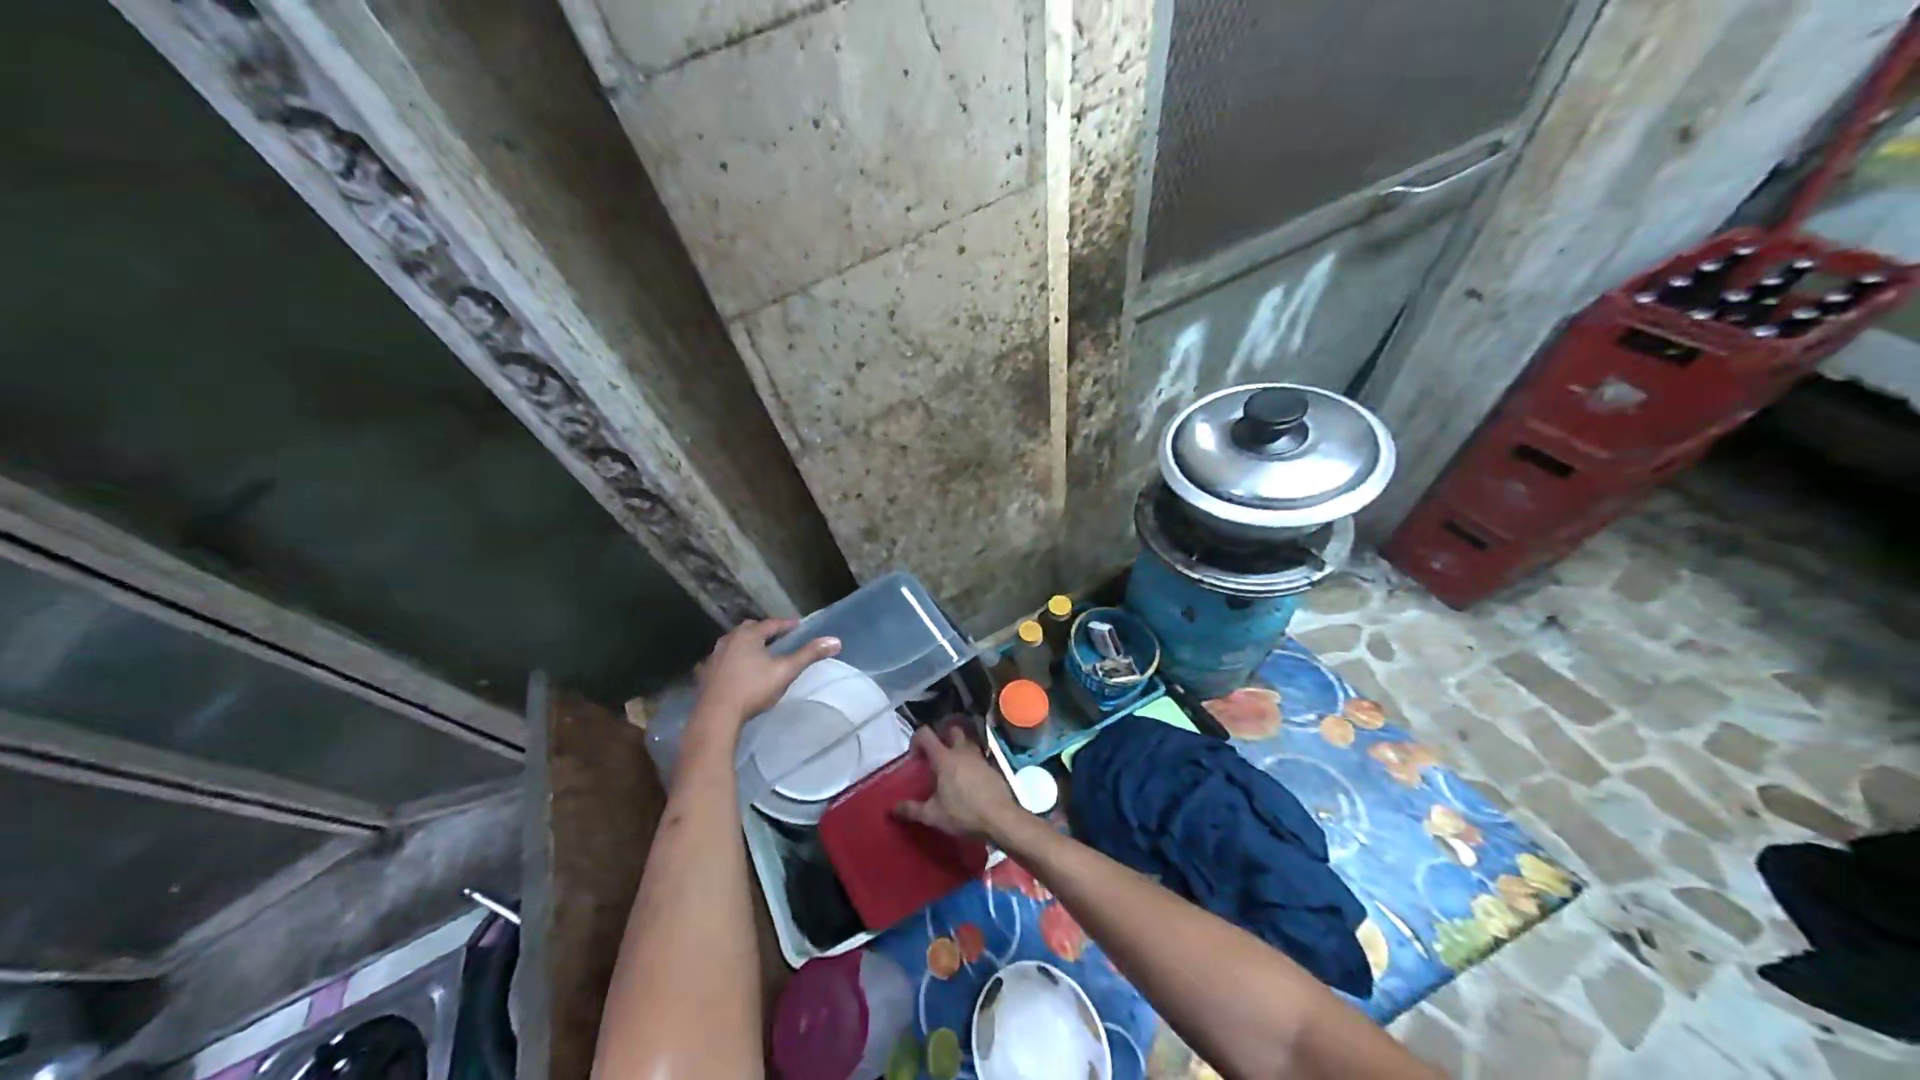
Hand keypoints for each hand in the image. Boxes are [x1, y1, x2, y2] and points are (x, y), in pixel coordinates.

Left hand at [693, 618, 840, 724]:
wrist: (716, 715)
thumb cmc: (753, 689)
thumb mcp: (786, 671)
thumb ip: (809, 655)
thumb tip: (835, 640)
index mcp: (748, 635)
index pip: (771, 624)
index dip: (786, 625)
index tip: (798, 626)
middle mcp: (728, 640)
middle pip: (748, 629)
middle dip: (762, 631)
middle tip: (776, 637)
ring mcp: (713, 657)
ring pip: (731, 644)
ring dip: (743, 645)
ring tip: (755, 653)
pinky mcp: (704, 674)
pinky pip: (718, 662)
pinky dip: (728, 662)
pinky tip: (730, 670)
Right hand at [894, 726, 1022, 841]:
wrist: (1001, 819)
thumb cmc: (964, 814)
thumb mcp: (933, 815)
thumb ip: (911, 810)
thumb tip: (893, 808)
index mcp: (944, 758)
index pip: (926, 734)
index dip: (916, 739)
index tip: (915, 757)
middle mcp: (962, 751)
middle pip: (951, 731)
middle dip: (942, 738)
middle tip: (936, 757)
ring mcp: (980, 758)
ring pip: (967, 743)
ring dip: (958, 750)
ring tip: (951, 771)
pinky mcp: (992, 768)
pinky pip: (978, 758)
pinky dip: (970, 764)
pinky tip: (968, 783)